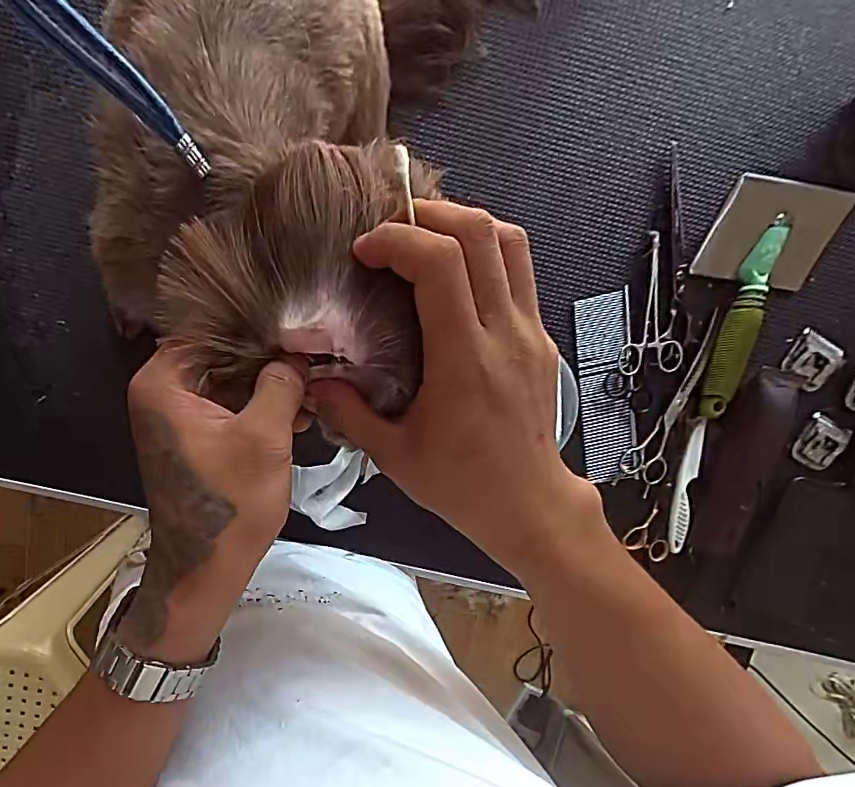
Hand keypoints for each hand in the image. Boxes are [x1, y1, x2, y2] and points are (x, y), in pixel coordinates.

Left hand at [122, 342, 306, 662]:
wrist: (206, 566)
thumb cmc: (229, 504)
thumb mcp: (264, 437)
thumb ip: (280, 385)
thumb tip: (293, 358)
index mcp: (162, 383)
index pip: (210, 329)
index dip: (256, 329)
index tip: (296, 330)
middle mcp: (158, 394)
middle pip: (217, 355)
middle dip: (264, 360)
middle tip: (309, 358)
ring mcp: (172, 419)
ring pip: (224, 384)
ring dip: (264, 388)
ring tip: (308, 392)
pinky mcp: (189, 440)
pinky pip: (223, 409)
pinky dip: (253, 410)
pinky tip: (292, 415)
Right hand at [307, 202, 600, 574]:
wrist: (528, 504)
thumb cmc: (462, 485)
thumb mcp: (394, 456)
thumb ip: (350, 413)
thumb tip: (314, 382)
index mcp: (464, 360)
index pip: (440, 264)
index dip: (398, 240)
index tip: (366, 252)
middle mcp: (504, 335)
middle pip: (480, 233)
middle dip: (431, 214)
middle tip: (392, 230)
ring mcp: (529, 333)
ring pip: (510, 243)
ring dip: (465, 226)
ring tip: (426, 240)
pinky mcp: (539, 341)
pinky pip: (519, 273)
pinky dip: (485, 255)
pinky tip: (454, 280)